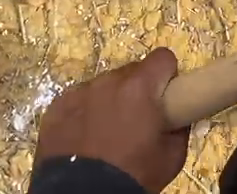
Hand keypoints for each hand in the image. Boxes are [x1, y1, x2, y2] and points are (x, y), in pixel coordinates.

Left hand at [34, 48, 188, 191]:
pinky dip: (83, 114)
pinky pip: (78, 101)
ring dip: (109, 101)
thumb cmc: (132, 178)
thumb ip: (179, 128)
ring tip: (105, 134)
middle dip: (137, 91)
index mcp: (141, 87)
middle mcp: (109, 81)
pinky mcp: (56, 108)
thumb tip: (179, 117)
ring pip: (104, 86)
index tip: (165, 96)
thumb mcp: (172, 157)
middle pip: (131, 72)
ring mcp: (80, 92)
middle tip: (136, 122)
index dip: (167, 75)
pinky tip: (83, 140)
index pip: (163, 57)